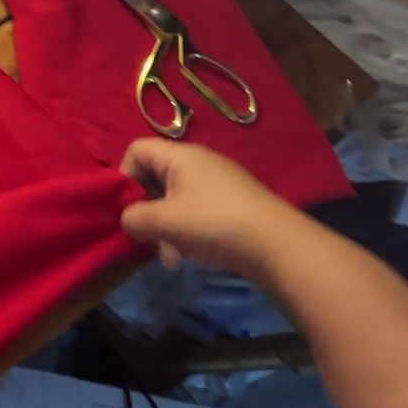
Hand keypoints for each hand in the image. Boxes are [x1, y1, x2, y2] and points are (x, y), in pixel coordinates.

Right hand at [118, 139, 319, 279]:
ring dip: (164, 228)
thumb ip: (132, 218)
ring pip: (173, 201)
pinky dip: (185, 233)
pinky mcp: (233, 206)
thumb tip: (128, 221)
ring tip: (171, 257)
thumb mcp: (162, 221)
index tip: (129, 205)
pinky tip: (189, 256)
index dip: (124, 175)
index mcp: (180, 156)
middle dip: (145, 210)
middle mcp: (199, 163)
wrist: (283, 248)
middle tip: (146, 235)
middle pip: (154, 178)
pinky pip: (195, 213)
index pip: (136, 150)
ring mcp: (218, 185)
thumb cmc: (214, 223)